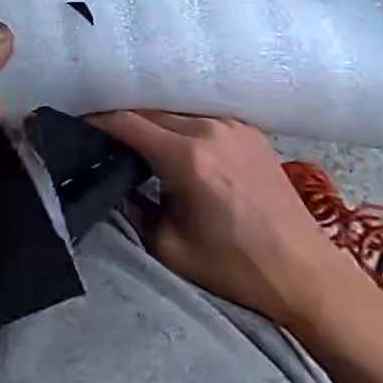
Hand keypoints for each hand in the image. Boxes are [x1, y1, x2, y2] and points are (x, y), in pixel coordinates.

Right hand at [88, 111, 369, 328]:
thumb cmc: (235, 266)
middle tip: (102, 137)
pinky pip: (204, 119)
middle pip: (152, 112)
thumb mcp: (170, 246)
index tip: (77, 123)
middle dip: (124, 121)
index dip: (98, 121)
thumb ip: (135, 208)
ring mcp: (234, 126)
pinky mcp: (251, 131)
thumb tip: (119, 184)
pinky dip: (183, 128)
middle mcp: (210, 129)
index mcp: (187, 157)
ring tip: (137, 144)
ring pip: (178, 113)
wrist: (304, 271)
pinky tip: (178, 147)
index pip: (128, 122)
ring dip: (155, 124)